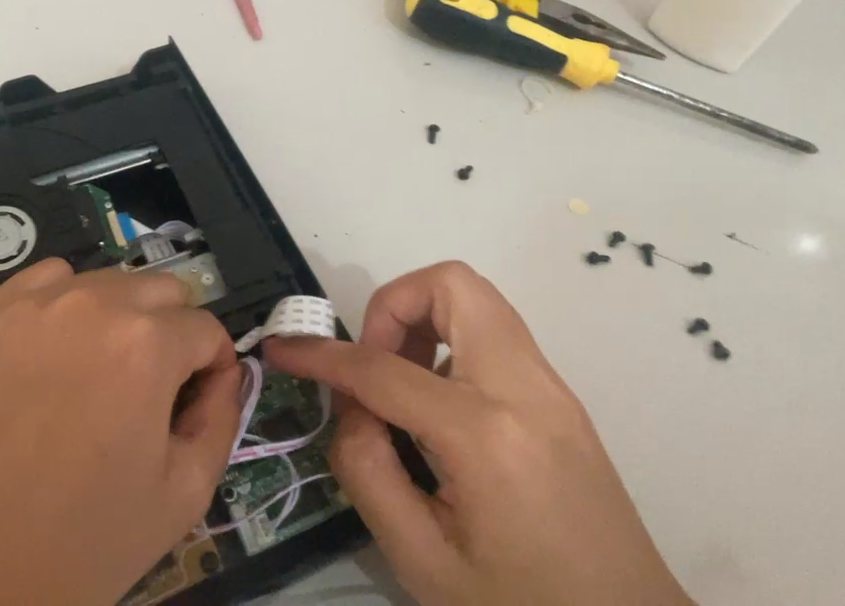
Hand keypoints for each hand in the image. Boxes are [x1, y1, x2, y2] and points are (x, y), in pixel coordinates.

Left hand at [0, 257, 241, 605]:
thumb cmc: (87, 536)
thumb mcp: (185, 492)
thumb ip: (221, 418)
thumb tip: (224, 376)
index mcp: (149, 343)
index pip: (206, 328)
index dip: (212, 367)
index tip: (195, 402)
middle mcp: (95, 303)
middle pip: (162, 289)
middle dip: (173, 332)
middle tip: (151, 388)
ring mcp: (35, 302)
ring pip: (106, 281)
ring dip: (119, 315)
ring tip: (99, 372)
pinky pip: (47, 280)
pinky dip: (64, 304)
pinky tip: (55, 353)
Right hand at [265, 262, 691, 605]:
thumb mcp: (420, 559)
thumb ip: (366, 470)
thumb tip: (350, 407)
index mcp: (485, 434)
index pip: (382, 368)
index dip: (321, 355)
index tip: (283, 349)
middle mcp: (526, 389)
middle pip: (451, 285)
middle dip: (391, 306)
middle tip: (369, 364)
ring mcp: (552, 388)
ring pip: (478, 300)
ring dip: (423, 321)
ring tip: (399, 387)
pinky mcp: (562, 398)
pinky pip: (495, 335)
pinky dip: (450, 343)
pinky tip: (436, 406)